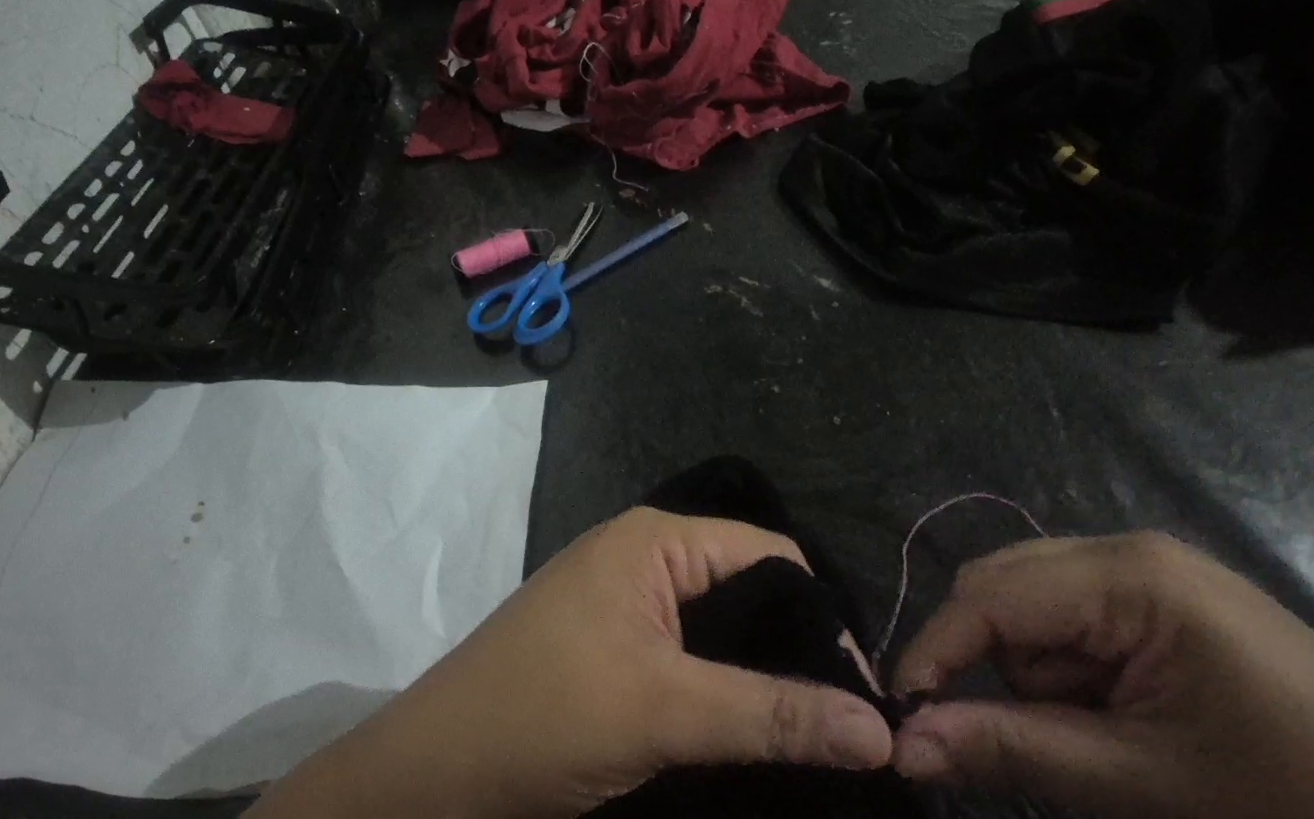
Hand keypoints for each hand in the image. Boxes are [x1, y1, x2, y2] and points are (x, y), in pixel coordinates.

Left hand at [249, 507, 891, 818]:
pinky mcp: (609, 644)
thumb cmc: (546, 717)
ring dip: (757, 674)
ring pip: (717, 627)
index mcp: (655, 539)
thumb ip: (772, 715)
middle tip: (846, 720)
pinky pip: (685, 652)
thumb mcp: (666, 712)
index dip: (823, 616)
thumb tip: (882, 731)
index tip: (864, 694)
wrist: (431, 775)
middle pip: (745, 589)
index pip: (770, 555)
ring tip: (811, 728)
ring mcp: (621, 600)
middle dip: (794, 648)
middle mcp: (641, 555)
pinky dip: (719, 685)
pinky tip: (749, 726)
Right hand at [891, 533, 1313, 818]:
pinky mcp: (1164, 598)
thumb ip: (1010, 749)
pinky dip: (1068, 670)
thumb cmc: (1284, 798)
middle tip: (1010, 738)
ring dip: (1036, 674)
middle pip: (1004, 585)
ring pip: (1032, 604)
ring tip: (1099, 738)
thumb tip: (903, 745)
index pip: (990, 596)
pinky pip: (1074, 619)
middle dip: (990, 661)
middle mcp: (1129, 550)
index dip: (935, 652)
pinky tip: (1116, 715)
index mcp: (1129, 575)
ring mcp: (1151, 570)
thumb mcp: (1137, 782)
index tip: (900, 718)